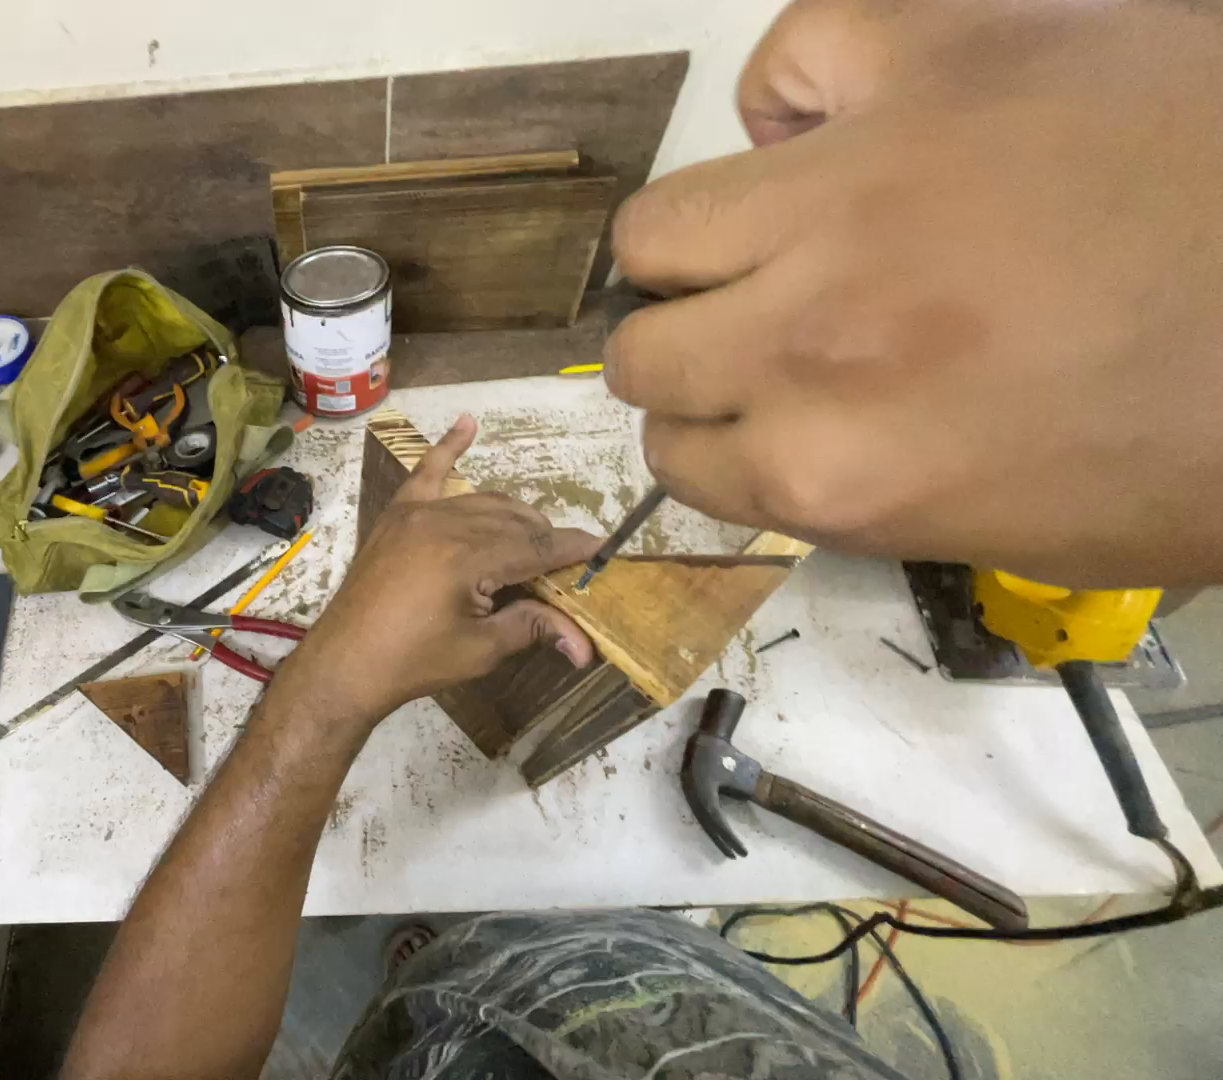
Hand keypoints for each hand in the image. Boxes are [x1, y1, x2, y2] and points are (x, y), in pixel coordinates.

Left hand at [272, 416, 597, 727]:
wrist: (345, 661)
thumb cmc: (412, 661)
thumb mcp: (479, 649)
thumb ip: (531, 627)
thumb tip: (585, 643)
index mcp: (467, 556)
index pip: (537, 545)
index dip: (573, 551)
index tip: (604, 551)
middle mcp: (443, 522)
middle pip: (513, 520)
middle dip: (544, 540)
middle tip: (562, 567)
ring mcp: (415, 513)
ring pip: (481, 501)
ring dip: (512, 516)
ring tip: (533, 537)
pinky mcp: (395, 515)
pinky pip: (425, 472)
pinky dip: (448, 448)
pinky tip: (468, 424)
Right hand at [606, 0, 1222, 586]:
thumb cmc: (1216, 438)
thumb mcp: (987, 526)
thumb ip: (824, 488)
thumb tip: (753, 433)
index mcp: (828, 467)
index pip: (669, 455)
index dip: (707, 439)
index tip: (750, 421)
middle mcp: (807, 339)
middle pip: (636, 353)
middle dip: (685, 357)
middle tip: (758, 338)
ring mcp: (862, 188)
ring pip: (656, 227)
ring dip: (701, 247)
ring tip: (783, 234)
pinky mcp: (945, 46)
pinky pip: (790, 59)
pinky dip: (805, 95)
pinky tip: (860, 124)